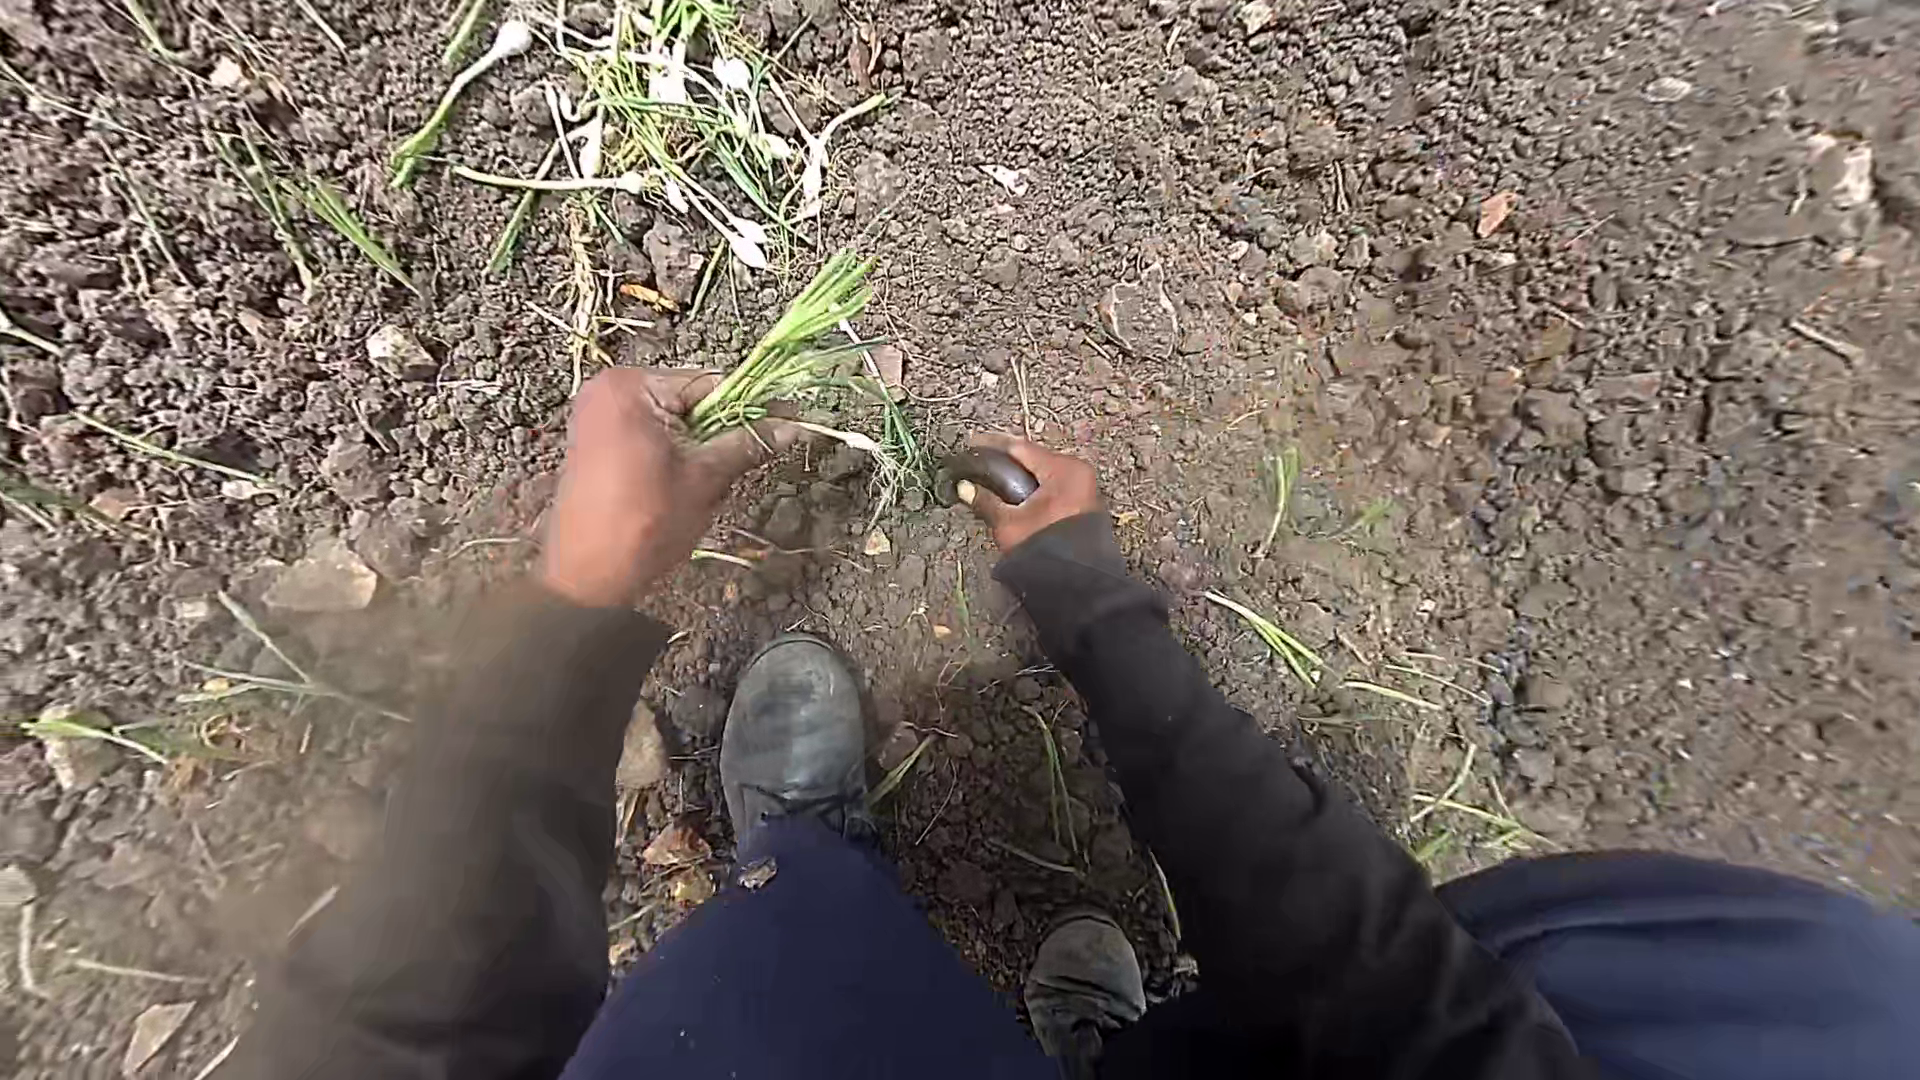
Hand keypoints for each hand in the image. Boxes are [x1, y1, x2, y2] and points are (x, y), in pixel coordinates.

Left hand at [537, 368, 795, 607]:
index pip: (711, 382)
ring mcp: (599, 412)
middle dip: (723, 428)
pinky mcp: (599, 438)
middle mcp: (609, 388)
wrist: (590, 573)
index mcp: (632, 387)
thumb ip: (750, 443)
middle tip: (744, 461)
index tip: (784, 423)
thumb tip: (794, 426)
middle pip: (692, 398)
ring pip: (676, 418)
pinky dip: (679, 449)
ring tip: (710, 479)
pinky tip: (686, 480)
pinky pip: (654, 431)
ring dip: (703, 443)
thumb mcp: (707, 477)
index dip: (751, 406)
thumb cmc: (646, 521)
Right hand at [959, 433, 1102, 551]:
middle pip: (1033, 460)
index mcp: (1064, 469)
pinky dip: (1032, 490)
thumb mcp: (1009, 523)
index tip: (971, 443)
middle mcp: (1078, 473)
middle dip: (1005, 463)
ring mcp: (1084, 489)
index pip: (1021, 448)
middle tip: (979, 464)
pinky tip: (1014, 497)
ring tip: (992, 480)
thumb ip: (985, 501)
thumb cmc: (1047, 548)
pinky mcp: (1082, 506)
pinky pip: (1052, 488)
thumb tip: (964, 488)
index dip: (992, 445)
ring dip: (1018, 478)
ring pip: (1042, 475)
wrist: (1078, 584)